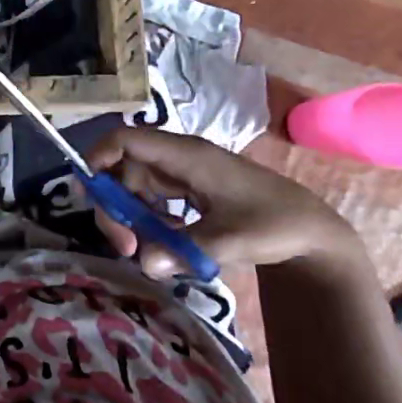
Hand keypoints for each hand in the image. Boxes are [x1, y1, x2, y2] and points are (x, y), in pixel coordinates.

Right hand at [86, 128, 362, 276]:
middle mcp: (179, 159)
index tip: (91, 196)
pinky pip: (153, 201)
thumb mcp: (232, 240)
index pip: (126, 139)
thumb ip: (187, 251)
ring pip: (135, 188)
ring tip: (148, 251)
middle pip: (123, 170)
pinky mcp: (189, 193)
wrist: (311, 231)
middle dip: (115, 206)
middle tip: (127, 247)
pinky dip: (149, 223)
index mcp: (187, 156)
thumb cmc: (275, 225)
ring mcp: (183, 176)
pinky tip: (166, 245)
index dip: (99, 158)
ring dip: (132, 218)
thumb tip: (145, 263)